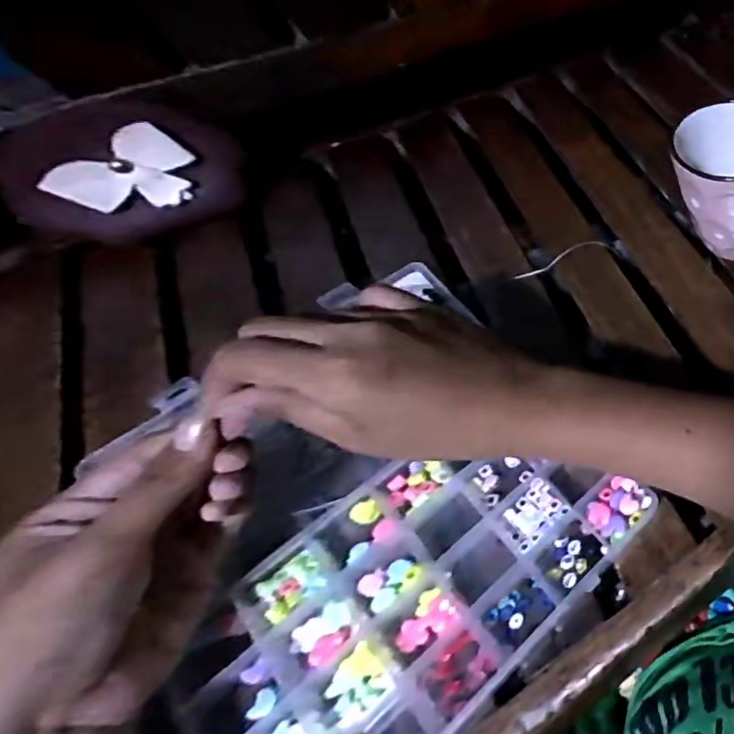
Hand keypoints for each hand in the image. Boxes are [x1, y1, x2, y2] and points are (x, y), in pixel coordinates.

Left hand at [0, 420, 247, 733]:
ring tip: (233, 490)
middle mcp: (125, 523)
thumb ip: (161, 485)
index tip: (237, 417)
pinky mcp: (197, 571)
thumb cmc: (47, 621)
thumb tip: (206, 421)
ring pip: (211, 497)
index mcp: (80, 510)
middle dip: (217, 460)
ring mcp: (163, 549)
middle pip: (186, 474)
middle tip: (240, 460)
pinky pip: (223, 528)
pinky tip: (235, 510)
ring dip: (228, 484)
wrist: (51, 715)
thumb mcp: (100, 547)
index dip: (191, 436)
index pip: (146, 457)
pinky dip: (236, 511)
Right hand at [201, 286, 555, 460]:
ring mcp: (389, 310)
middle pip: (267, 325)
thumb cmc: (443, 432)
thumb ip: (296, 409)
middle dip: (251, 357)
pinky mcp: (419, 302)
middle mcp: (351, 330)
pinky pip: (365, 298)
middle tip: (266, 389)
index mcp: (332, 369)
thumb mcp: (363, 435)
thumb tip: (239, 398)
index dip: (217, 380)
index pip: (240, 355)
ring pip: (314, 312)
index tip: (228, 405)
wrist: (516, 400)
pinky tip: (363, 342)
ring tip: (321, 372)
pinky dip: (347, 319)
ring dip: (301, 340)